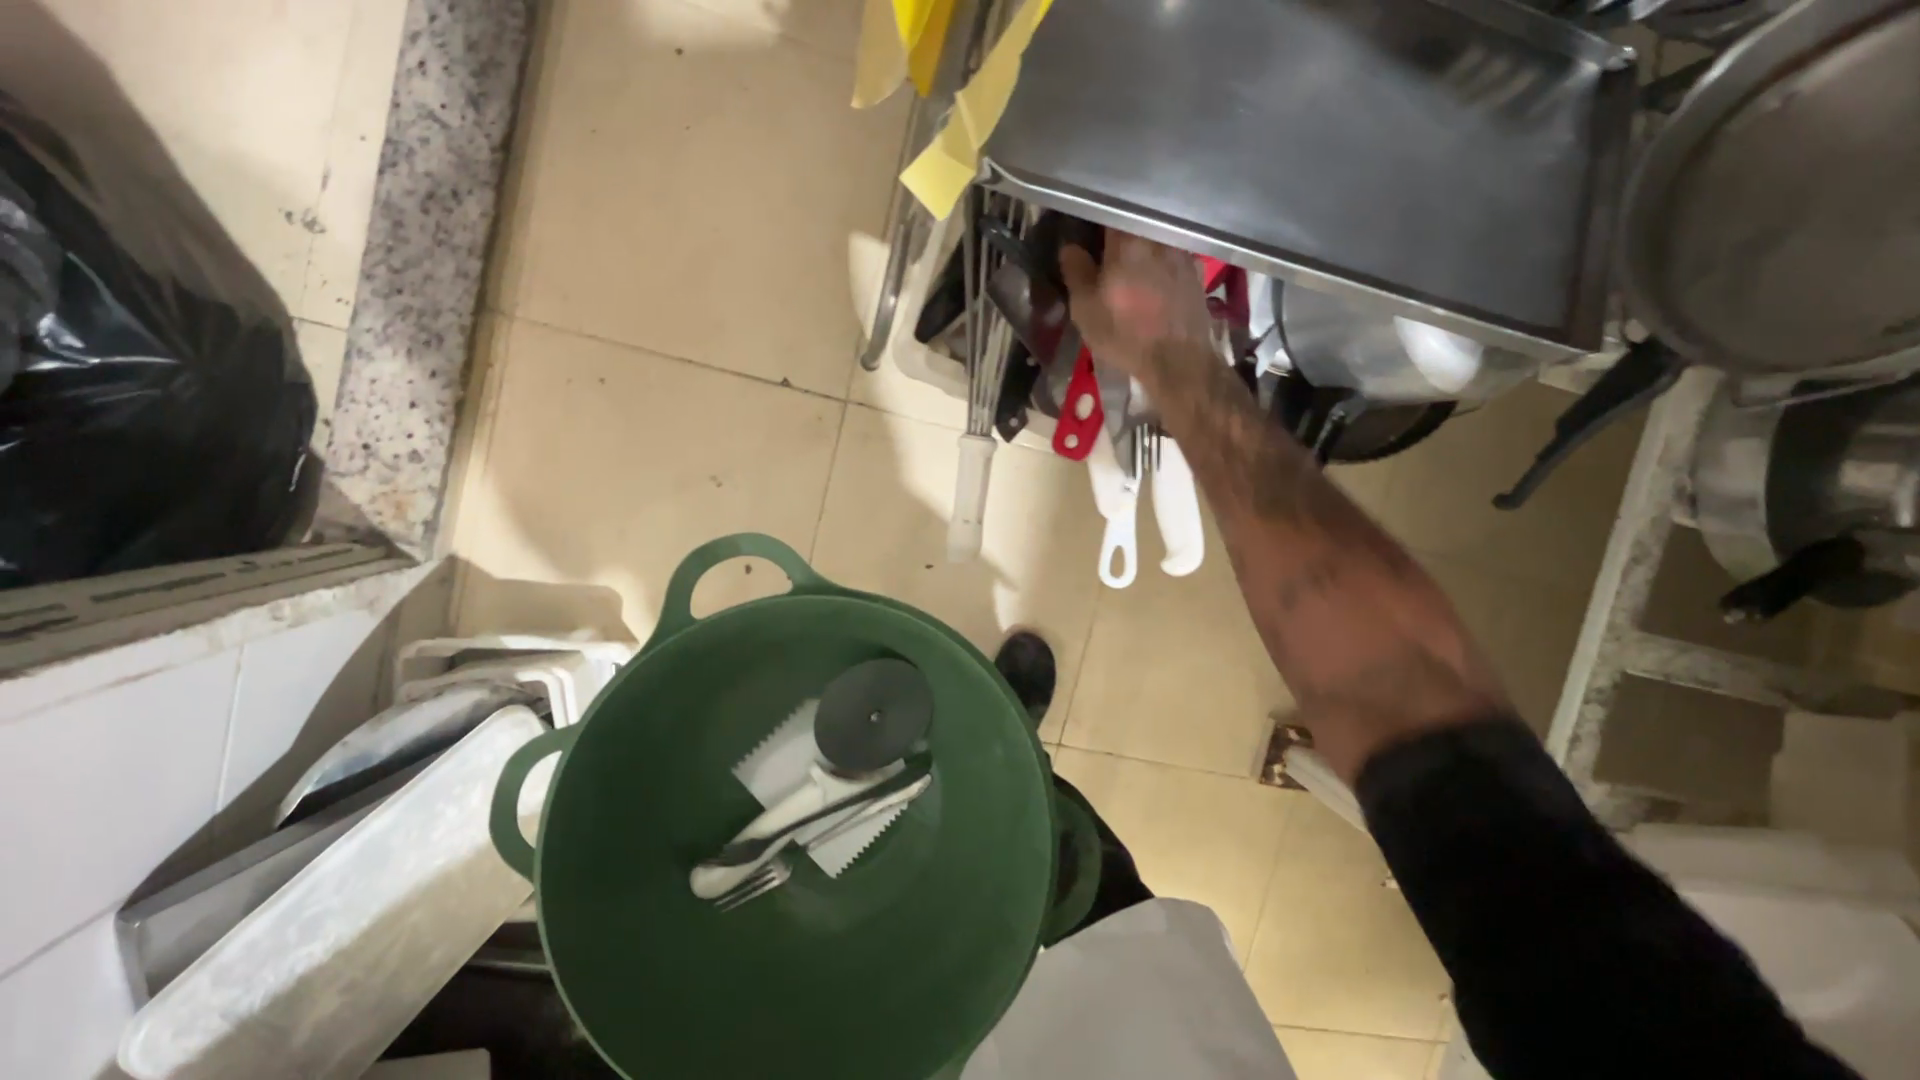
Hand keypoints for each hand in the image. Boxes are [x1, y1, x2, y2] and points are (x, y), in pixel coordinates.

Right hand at [1058, 230, 1215, 397]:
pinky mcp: (1196, 270)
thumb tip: (1070, 247)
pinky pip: (1173, 253)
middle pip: (1135, 220)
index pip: (1108, 210)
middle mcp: (1157, 236)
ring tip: (1131, 259)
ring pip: (1155, 236)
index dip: (1094, 214)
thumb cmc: (1125, 334)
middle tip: (1105, 243)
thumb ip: (1076, 271)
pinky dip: (1161, 259)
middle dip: (1119, 228)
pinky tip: (1155, 275)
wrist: (1178, 360)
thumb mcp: (1085, 308)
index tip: (1084, 223)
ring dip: (1142, 243)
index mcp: (1127, 240)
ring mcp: (1181, 252)